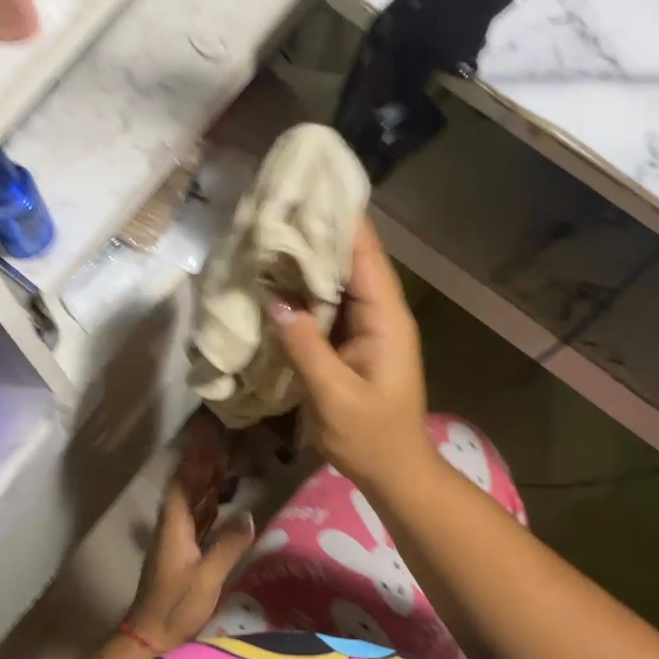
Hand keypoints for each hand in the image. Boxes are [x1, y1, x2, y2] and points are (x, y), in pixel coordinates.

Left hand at [123, 445, 256, 658]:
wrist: (151, 636)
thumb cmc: (176, 606)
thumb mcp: (207, 577)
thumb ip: (227, 545)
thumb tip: (249, 515)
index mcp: (174, 527)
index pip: (182, 482)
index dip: (194, 458)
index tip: (207, 434)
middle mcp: (172, 528)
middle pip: (186, 487)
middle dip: (202, 462)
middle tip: (222, 439)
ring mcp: (175, 542)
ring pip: (191, 502)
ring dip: (206, 480)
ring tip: (225, 460)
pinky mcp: (181, 555)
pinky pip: (197, 519)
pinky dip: (209, 503)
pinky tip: (222, 499)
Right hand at [269, 217, 430, 487]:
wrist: (393, 472)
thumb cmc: (370, 437)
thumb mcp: (334, 396)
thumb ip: (305, 347)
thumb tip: (274, 301)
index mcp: (385, 317)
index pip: (363, 252)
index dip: (337, 217)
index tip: (304, 186)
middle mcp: (379, 313)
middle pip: (348, 259)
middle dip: (313, 234)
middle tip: (270, 209)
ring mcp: (366, 329)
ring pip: (335, 283)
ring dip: (304, 264)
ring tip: (265, 237)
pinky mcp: (351, 345)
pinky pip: (327, 309)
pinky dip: (303, 296)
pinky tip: (274, 286)